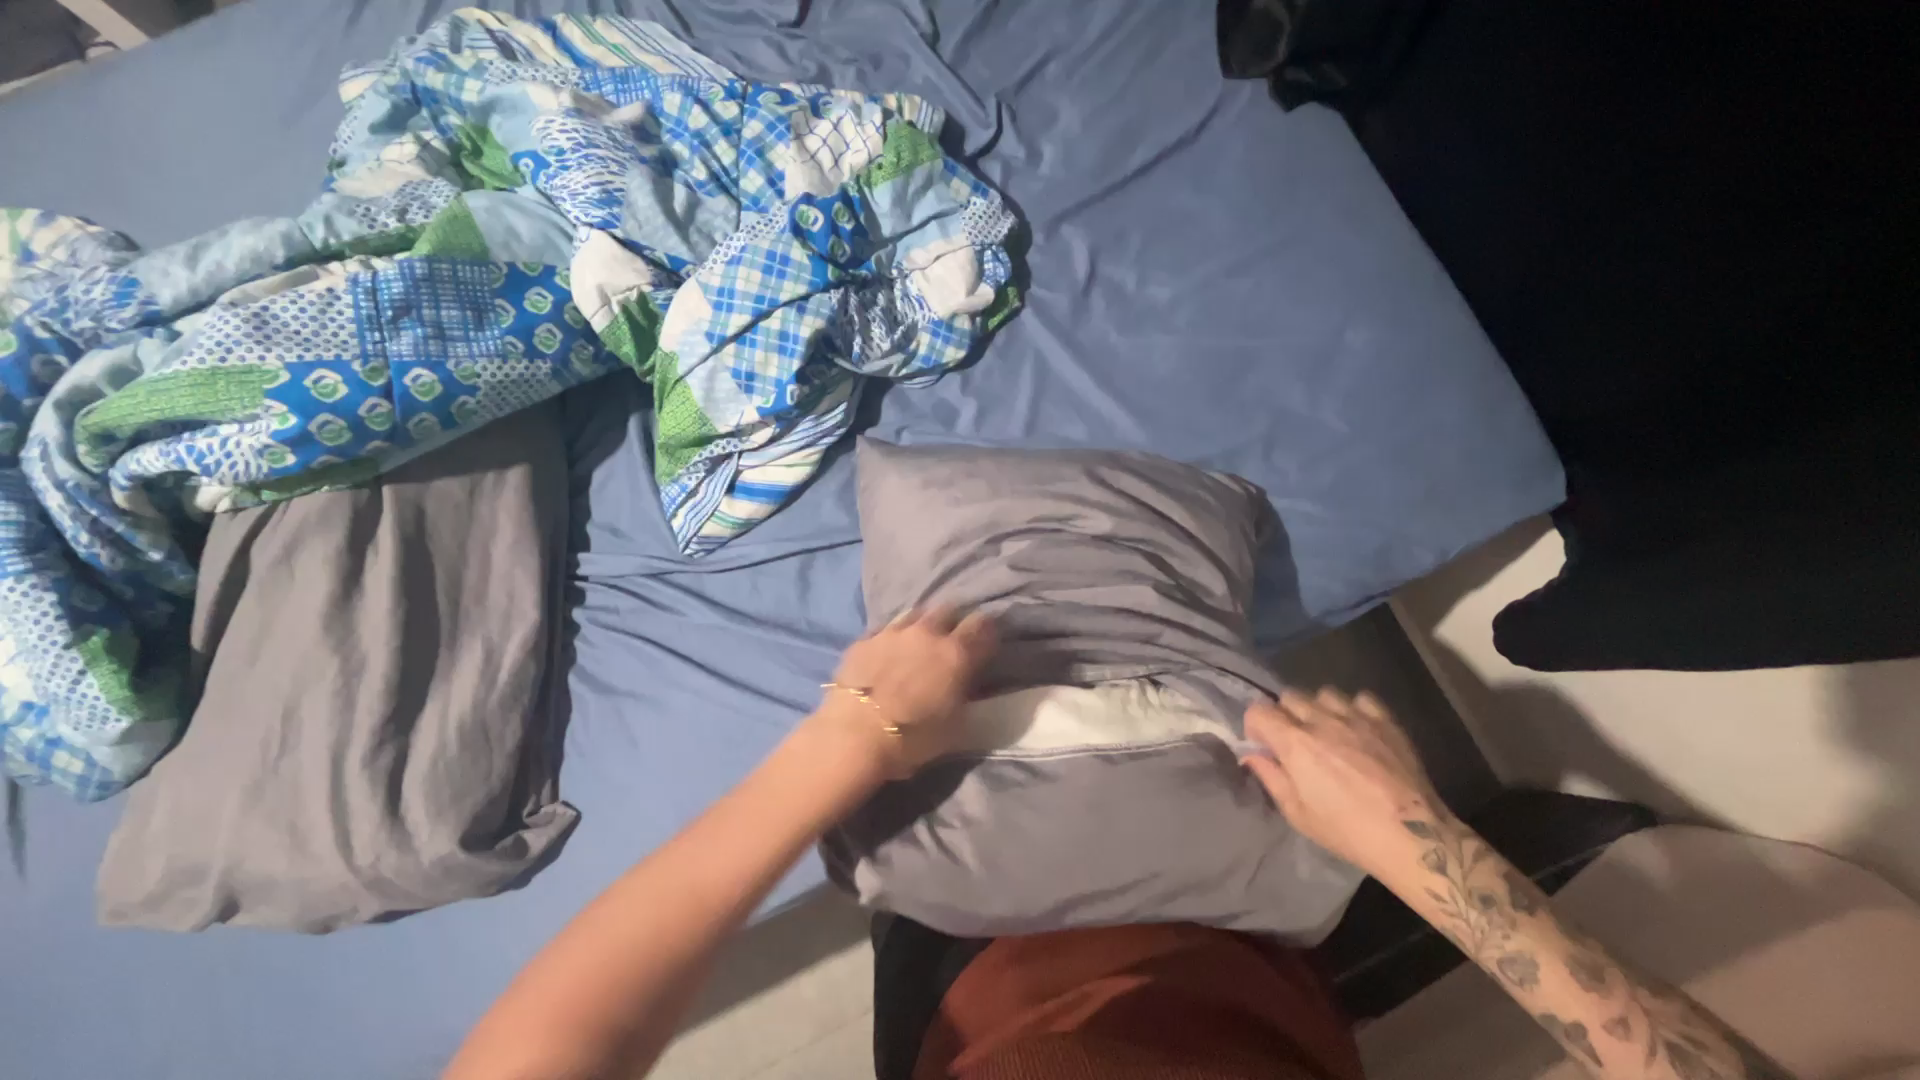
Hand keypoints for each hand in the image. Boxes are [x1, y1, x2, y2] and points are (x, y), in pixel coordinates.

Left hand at [815, 607, 997, 779]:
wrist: (855, 737)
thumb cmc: (913, 738)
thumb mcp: (957, 724)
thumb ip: (965, 692)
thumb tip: (964, 680)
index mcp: (956, 653)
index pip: (983, 625)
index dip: (988, 632)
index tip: (986, 643)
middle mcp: (927, 633)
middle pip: (948, 610)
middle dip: (953, 622)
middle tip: (951, 641)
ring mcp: (892, 632)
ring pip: (915, 614)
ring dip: (922, 625)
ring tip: (918, 643)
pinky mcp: (864, 639)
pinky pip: (885, 629)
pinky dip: (892, 638)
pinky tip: (887, 653)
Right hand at [1240, 688, 1447, 877]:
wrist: (1411, 835)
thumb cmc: (1347, 830)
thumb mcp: (1298, 814)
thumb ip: (1271, 778)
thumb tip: (1252, 755)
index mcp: (1295, 743)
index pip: (1259, 711)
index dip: (1255, 726)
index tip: (1263, 744)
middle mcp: (1321, 721)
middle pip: (1289, 696)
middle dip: (1284, 714)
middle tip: (1294, 740)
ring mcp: (1356, 718)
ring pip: (1324, 693)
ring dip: (1319, 708)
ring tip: (1327, 731)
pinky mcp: (1385, 722)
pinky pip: (1361, 698)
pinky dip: (1354, 709)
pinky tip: (1357, 729)